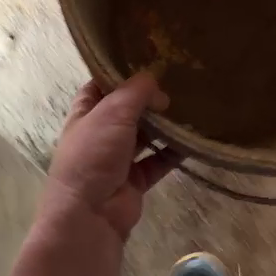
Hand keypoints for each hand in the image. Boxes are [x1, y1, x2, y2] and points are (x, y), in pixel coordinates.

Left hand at [40, 74, 181, 240]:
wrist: (88, 216)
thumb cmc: (94, 153)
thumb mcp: (114, 110)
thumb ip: (138, 92)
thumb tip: (159, 90)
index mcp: (85, 113)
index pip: (101, 84)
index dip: (120, 71)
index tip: (147, 59)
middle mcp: (99, 134)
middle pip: (127, 109)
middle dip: (148, 98)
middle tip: (175, 83)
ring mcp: (117, 159)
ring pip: (144, 135)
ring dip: (162, 125)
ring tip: (187, 107)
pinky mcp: (134, 182)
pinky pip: (157, 162)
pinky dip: (172, 153)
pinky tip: (190, 140)